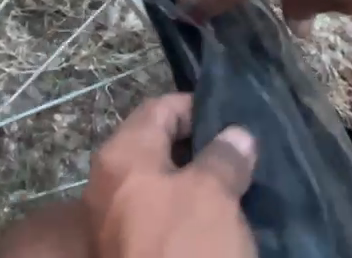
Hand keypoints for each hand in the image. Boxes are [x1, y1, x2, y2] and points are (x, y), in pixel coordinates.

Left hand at [84, 94, 256, 257]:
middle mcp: (110, 181)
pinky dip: (187, 215)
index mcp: (122, 154)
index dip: (196, 108)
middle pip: (158, 148)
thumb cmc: (185, 247)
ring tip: (239, 190)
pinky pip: (160, 219)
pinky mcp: (129, 253)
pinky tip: (220, 225)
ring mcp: (115, 222)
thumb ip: (224, 157)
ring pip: (161, 186)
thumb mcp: (213, 195)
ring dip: (197, 185)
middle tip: (241, 154)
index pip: (159, 109)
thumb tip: (237, 135)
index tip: (232, 117)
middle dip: (200, 149)